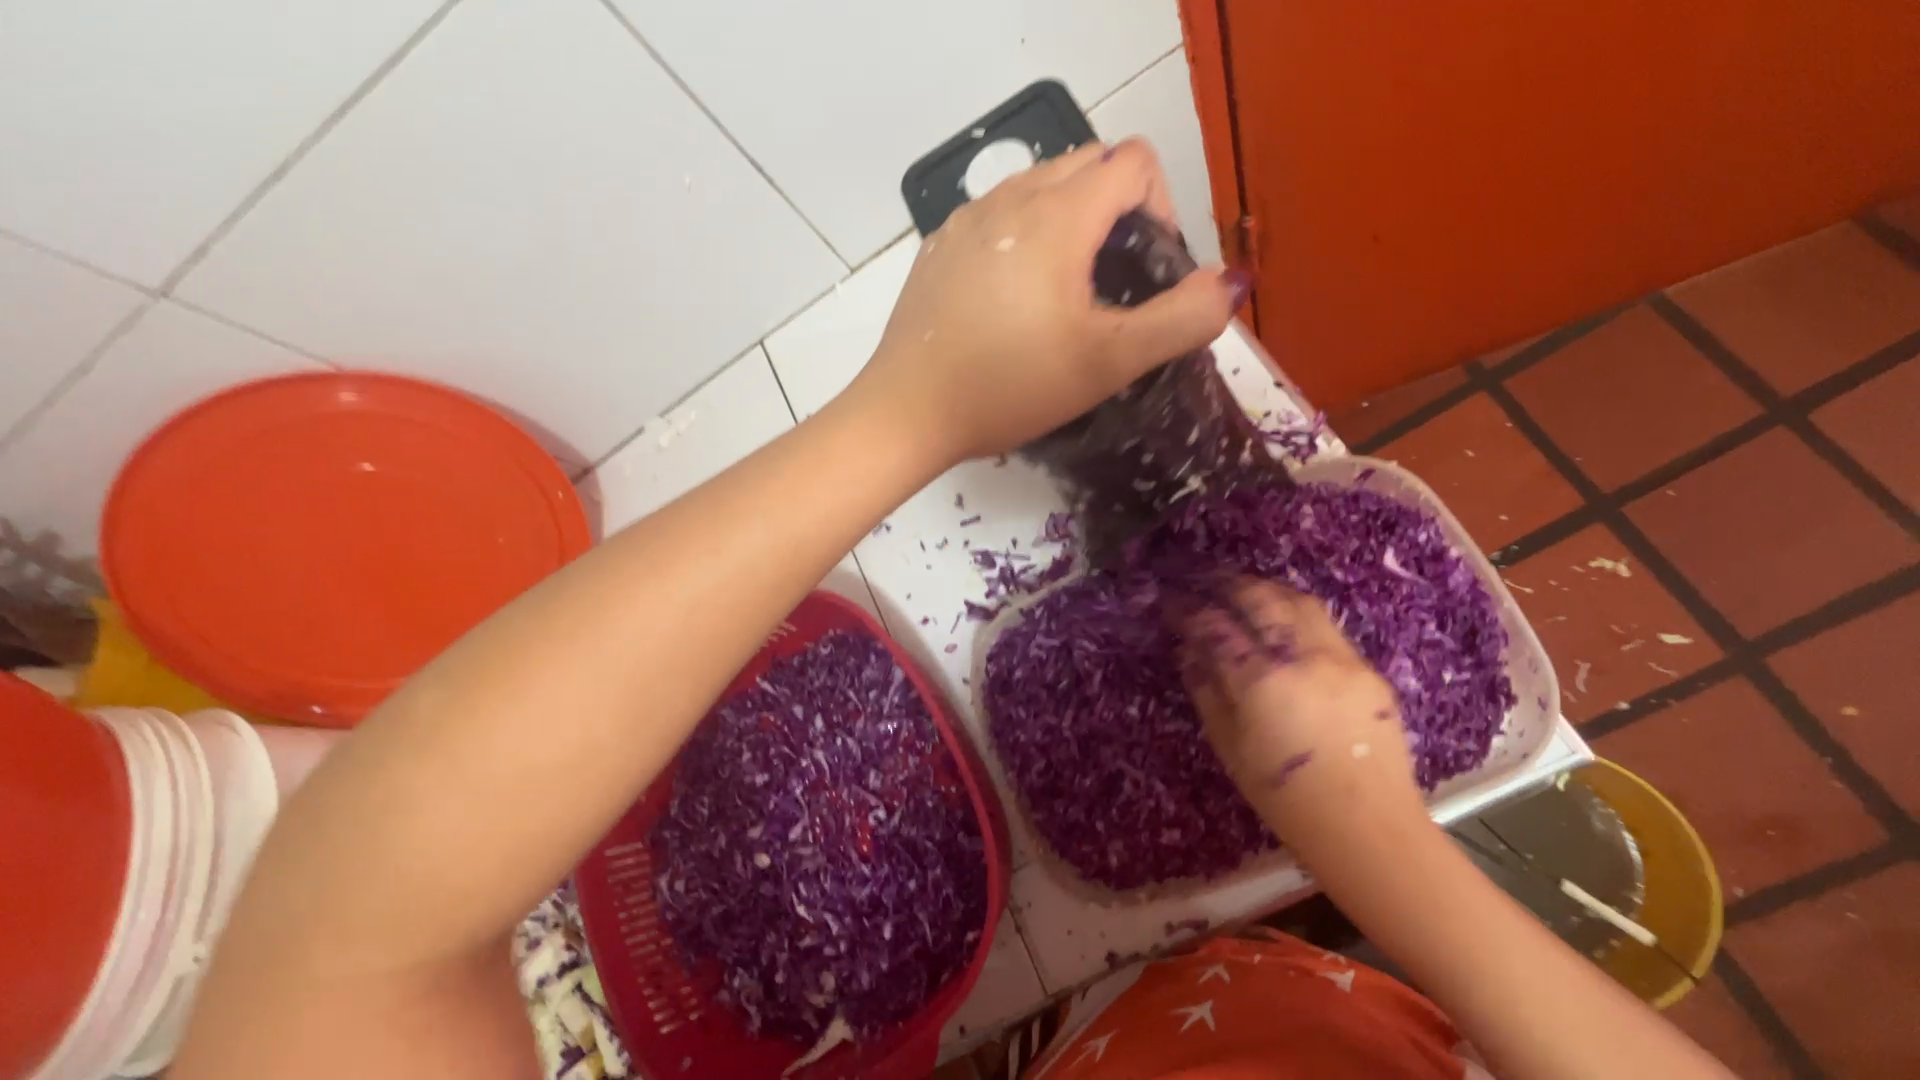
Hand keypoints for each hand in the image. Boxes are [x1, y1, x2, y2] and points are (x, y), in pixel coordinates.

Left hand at [856, 139, 1248, 463]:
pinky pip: (999, 216)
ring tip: (1069, 292)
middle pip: (1088, 163)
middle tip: (1116, 282)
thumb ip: (1181, 319)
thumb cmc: (1011, 385)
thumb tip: (1230, 284)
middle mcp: (1010, 198)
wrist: (908, 411)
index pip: (1133, 162)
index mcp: (1058, 214)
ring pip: (1039, 186)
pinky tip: (1016, 300)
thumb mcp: (1109, 362)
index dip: (1161, 206)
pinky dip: (1025, 236)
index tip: (1151, 272)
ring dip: (1072, 220)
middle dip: (1120, 208)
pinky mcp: (939, 247)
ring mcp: (966, 219)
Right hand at [1177, 578, 1425, 843]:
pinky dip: (1295, 611)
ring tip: (1241, 588)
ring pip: (1298, 600)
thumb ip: (1207, 692)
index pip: (1215, 626)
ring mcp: (1341, 658)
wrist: (1367, 826)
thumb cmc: (1286, 799)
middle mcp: (1303, 656)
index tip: (1169, 600)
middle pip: (1259, 597)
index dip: (1187, 609)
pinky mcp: (1368, 668)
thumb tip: (1189, 652)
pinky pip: (1325, 625)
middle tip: (1202, 578)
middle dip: (1226, 582)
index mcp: (1262, 681)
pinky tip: (1282, 620)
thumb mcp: (1230, 748)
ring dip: (1265, 588)